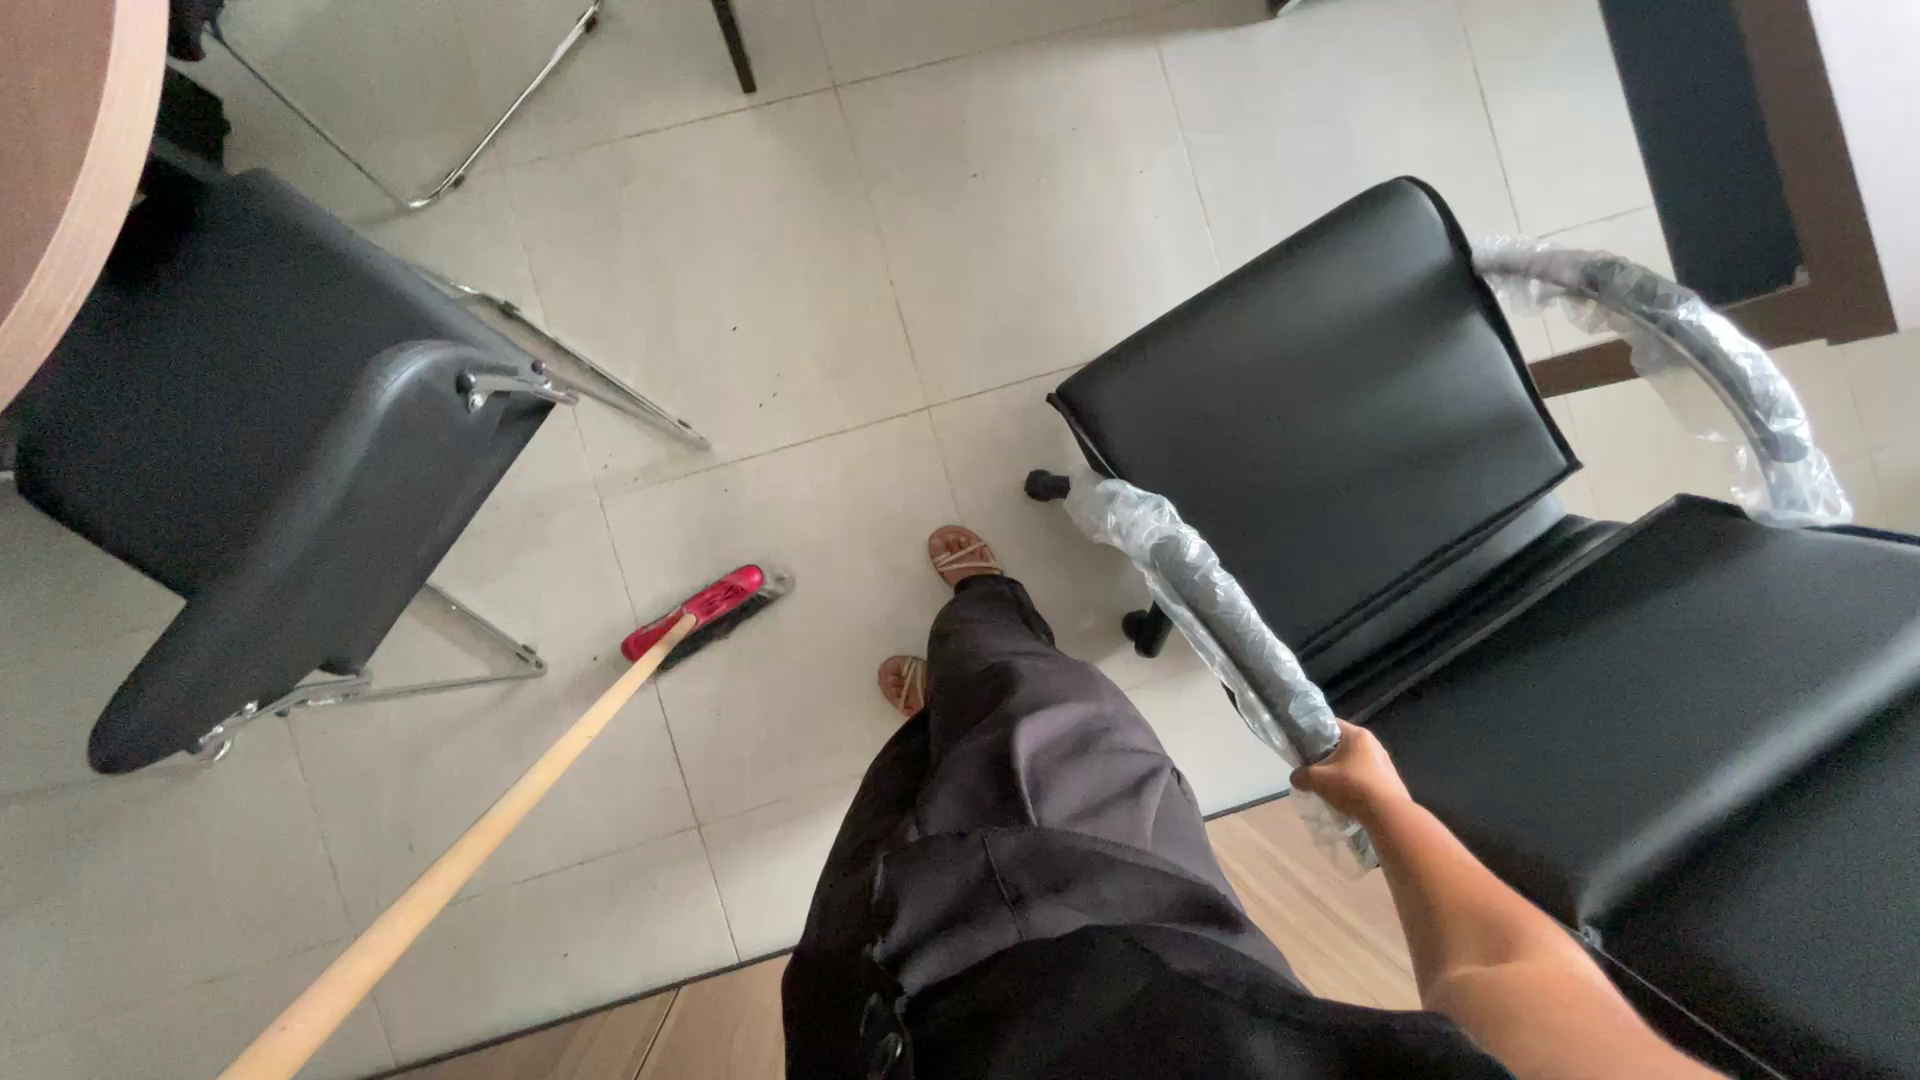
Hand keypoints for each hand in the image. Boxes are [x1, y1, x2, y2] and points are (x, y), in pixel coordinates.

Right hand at [1290, 721, 1410, 820]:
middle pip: (1342, 744)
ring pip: (1354, 761)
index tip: (1302, 746)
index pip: (1329, 725)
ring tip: (1330, 784)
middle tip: (1313, 767)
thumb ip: (1301, 775)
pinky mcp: (1390, 779)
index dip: (1312, 734)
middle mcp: (1373, 743)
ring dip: (1341, 770)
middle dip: (1326, 755)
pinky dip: (1355, 782)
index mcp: (1357, 735)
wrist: (1388, 815)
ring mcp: (1384, 761)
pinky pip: (1366, 775)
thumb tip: (1296, 778)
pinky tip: (1348, 796)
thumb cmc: (1351, 787)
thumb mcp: (1317, 780)